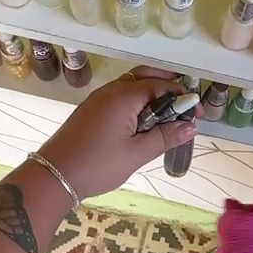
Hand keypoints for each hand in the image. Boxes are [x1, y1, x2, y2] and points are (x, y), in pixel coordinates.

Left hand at [36, 66, 197, 200]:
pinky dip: (138, 101)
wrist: (54, 175)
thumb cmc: (98, 165)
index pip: (161, 86)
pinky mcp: (92, 110)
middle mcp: (111, 90)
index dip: (182, 98)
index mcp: (123, 96)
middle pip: (145, 76)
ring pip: (131, 85)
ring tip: (169, 114)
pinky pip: (120, 96)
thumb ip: (165, 137)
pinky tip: (145, 121)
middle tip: (185, 105)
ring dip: (152, 94)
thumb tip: (191, 126)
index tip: (197, 114)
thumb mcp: (136, 154)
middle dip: (168, 87)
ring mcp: (99, 99)